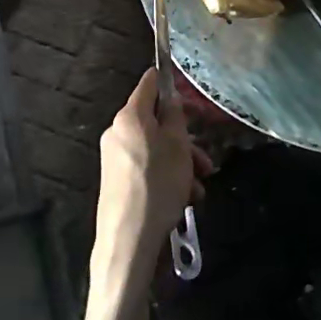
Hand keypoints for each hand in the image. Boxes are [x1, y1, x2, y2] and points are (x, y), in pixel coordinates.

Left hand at [93, 69, 210, 280]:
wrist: (128, 236)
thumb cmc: (157, 184)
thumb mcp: (178, 146)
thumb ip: (175, 117)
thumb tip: (170, 97)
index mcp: (129, 116)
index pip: (148, 84)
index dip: (169, 83)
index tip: (188, 90)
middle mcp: (117, 131)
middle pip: (155, 122)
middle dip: (184, 139)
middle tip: (205, 159)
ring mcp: (115, 156)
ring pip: (155, 148)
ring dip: (180, 163)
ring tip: (198, 187)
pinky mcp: (117, 179)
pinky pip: (147, 167)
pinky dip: (166, 176)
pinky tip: (185, 198)